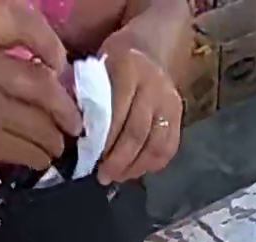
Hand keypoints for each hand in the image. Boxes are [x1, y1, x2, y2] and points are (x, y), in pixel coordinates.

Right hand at [0, 3, 82, 178]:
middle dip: (65, 107)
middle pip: (40, 82)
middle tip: (73, 121)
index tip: (60, 63)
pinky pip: (28, 149)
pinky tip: (40, 159)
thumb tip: (44, 68)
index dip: (48, 41)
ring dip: (54, 138)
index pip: (18, 20)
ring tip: (56, 144)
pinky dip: (40, 157)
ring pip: (39, 121)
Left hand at [95, 40, 183, 183]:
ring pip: (155, 145)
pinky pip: (168, 149)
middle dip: (118, 161)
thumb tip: (77, 135)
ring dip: (135, 168)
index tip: (91, 160)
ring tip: (119, 177)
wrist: (148, 50)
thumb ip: (87, 98)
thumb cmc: (113, 66)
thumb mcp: (96, 70)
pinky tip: (136, 171)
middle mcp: (153, 84)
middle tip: (104, 176)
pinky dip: (152, 165)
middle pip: (136, 133)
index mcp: (128, 68)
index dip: (104, 142)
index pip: (116, 113)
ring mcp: (169, 101)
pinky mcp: (178, 115)